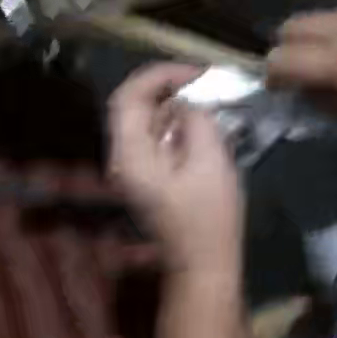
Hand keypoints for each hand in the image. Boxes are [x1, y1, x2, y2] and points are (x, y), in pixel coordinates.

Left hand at [108, 64, 242, 278]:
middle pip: (135, 107)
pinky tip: (207, 124)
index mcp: (131, 155)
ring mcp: (138, 170)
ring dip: (176, 105)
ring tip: (211, 99)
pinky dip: (179, 125)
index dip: (159, 75)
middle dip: (169, 88)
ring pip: (148, 122)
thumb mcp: (209, 160)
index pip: (128, 97)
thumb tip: (190, 101)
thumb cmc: (209, 216)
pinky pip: (159, 139)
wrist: (205, 264)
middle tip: (206, 83)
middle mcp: (125, 158)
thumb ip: (196, 120)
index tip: (195, 73)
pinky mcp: (153, 178)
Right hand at [265, 1, 336, 129]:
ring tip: (326, 60)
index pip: (283, 58)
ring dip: (311, 36)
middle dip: (285, 47)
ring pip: (319, 15)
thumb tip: (304, 92)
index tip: (276, 88)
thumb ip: (331, 103)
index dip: (271, 75)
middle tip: (295, 71)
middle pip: (292, 25)